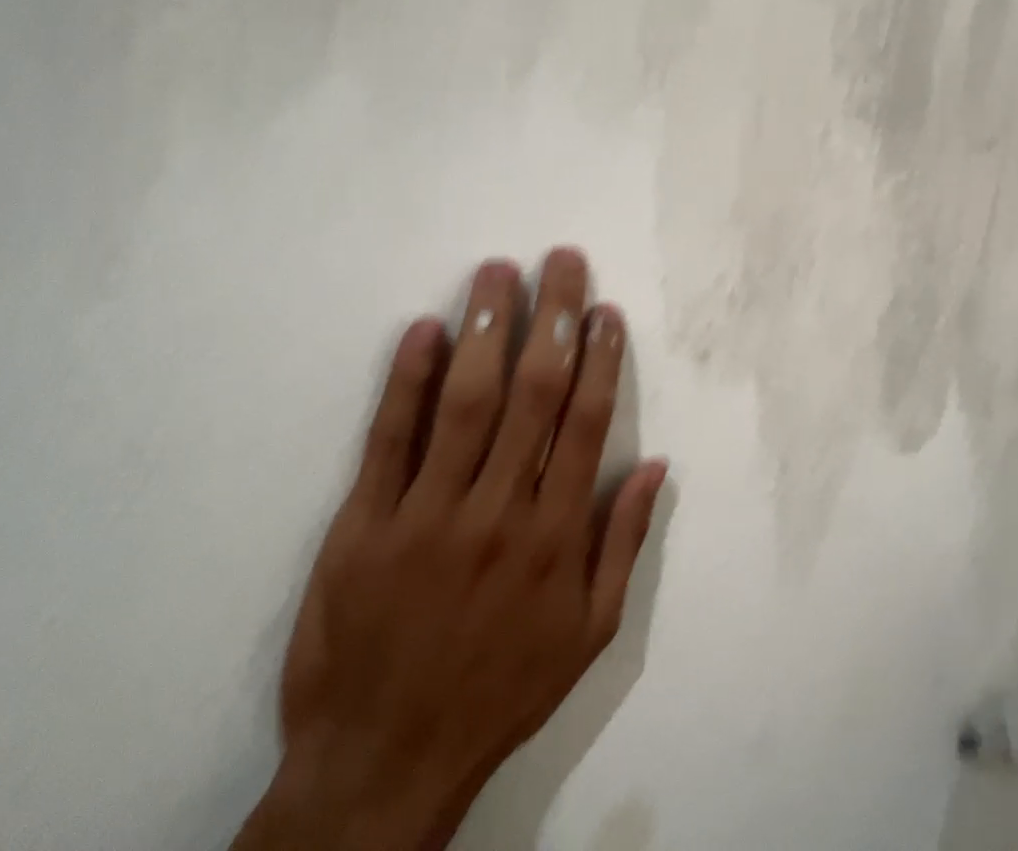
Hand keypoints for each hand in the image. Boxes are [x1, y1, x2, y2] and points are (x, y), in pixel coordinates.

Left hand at [236, 248, 668, 850]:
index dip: (598, 361)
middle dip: (551, 322)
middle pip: (532, 398)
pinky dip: (406, 383)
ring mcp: (427, 515)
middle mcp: (499, 513)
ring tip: (498, 274)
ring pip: (464, 405)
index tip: (604, 312)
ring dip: (485, 332)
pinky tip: (424, 333)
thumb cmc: (502, 690)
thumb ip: (622, 545)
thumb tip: (654, 468)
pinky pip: (388, 442)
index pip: (585, 427)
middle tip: (561, 262)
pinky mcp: (362, 525)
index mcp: (557, 538)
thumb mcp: (589, 633)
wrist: (388, 755)